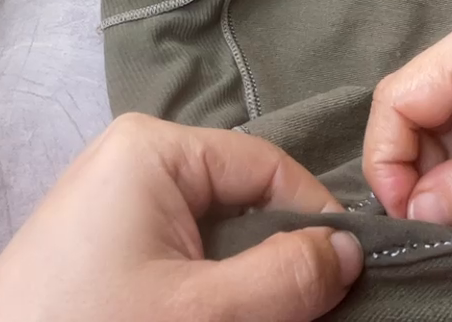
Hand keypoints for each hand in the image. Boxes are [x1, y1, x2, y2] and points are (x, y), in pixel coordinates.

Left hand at [0, 113, 362, 321]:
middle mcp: (131, 153)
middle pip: (235, 193)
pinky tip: (212, 311)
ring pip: (208, 225)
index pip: (262, 163)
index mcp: (154, 146)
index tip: (354, 267)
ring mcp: (110, 193)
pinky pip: (173, 243)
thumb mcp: (204, 312)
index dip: (313, 212)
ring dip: (242, 272)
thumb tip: (352, 247)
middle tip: (312, 304)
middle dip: (276, 249)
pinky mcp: (97, 235)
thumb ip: (286, 277)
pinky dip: (205, 280)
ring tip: (263, 311)